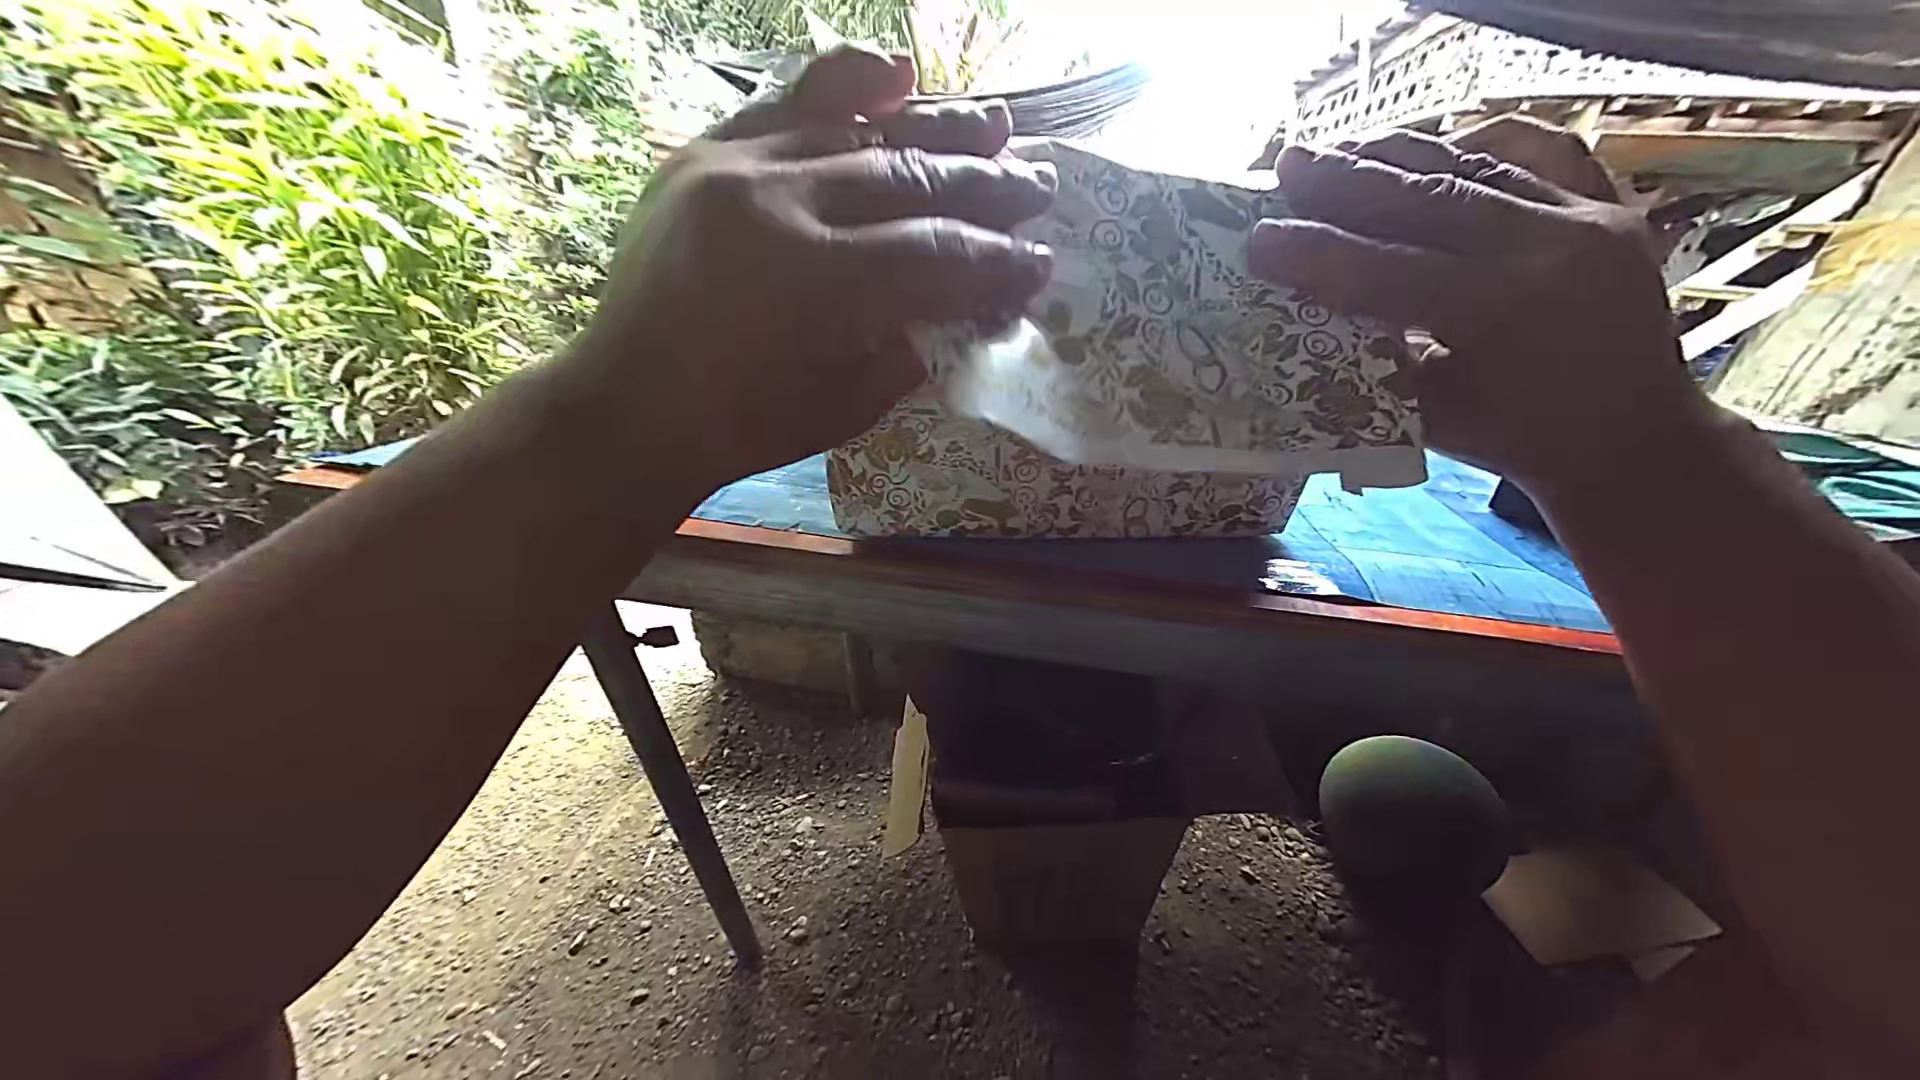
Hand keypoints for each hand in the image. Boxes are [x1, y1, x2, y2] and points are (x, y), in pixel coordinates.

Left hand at [565, 48, 1054, 486]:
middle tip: (1040, 187)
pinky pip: (786, 103)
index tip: (1043, 263)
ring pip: (860, 131)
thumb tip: (968, 304)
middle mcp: (779, 203)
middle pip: (910, 181)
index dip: (997, 261)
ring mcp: (733, 166)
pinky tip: (899, 75)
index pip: (935, 257)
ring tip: (999, 126)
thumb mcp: (845, 405)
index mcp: (816, 283)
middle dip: (986, 187)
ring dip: (938, 128)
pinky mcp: (703, 154)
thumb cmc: (742, 426)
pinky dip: (848, 84)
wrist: (630, 406)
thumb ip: (911, 345)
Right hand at [1252, 124, 1698, 496]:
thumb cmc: (1511, 439)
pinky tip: (1438, 143)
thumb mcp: (1423, 411)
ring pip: (1477, 165)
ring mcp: (1590, 217)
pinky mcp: (1610, 207)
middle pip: (1427, 198)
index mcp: (1500, 310)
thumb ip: (1370, 354)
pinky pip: (1541, 153)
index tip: (1259, 235)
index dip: (1314, 252)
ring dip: (1400, 155)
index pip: (1384, 269)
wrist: (1627, 437)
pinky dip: (1482, 142)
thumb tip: (1312, 311)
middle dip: (1346, 181)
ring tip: (1341, 148)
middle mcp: (1551, 246)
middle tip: (1287, 163)